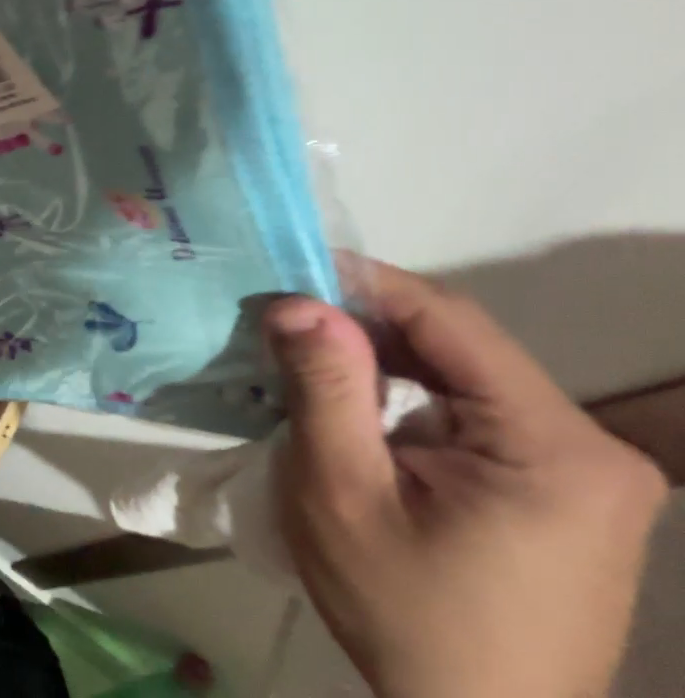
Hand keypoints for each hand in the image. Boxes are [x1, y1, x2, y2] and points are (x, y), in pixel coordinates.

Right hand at [267, 261, 666, 697]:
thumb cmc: (402, 609)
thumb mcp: (341, 494)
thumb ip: (325, 390)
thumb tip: (298, 302)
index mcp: (557, 446)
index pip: (455, 323)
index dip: (367, 283)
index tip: (289, 267)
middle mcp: (595, 449)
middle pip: (466, 351)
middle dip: (369, 326)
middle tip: (282, 318)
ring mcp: (593, 477)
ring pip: (470, 383)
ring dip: (387, 364)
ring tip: (306, 357)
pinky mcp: (571, 498)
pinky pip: (481, 419)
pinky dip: (413, 403)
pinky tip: (359, 411)